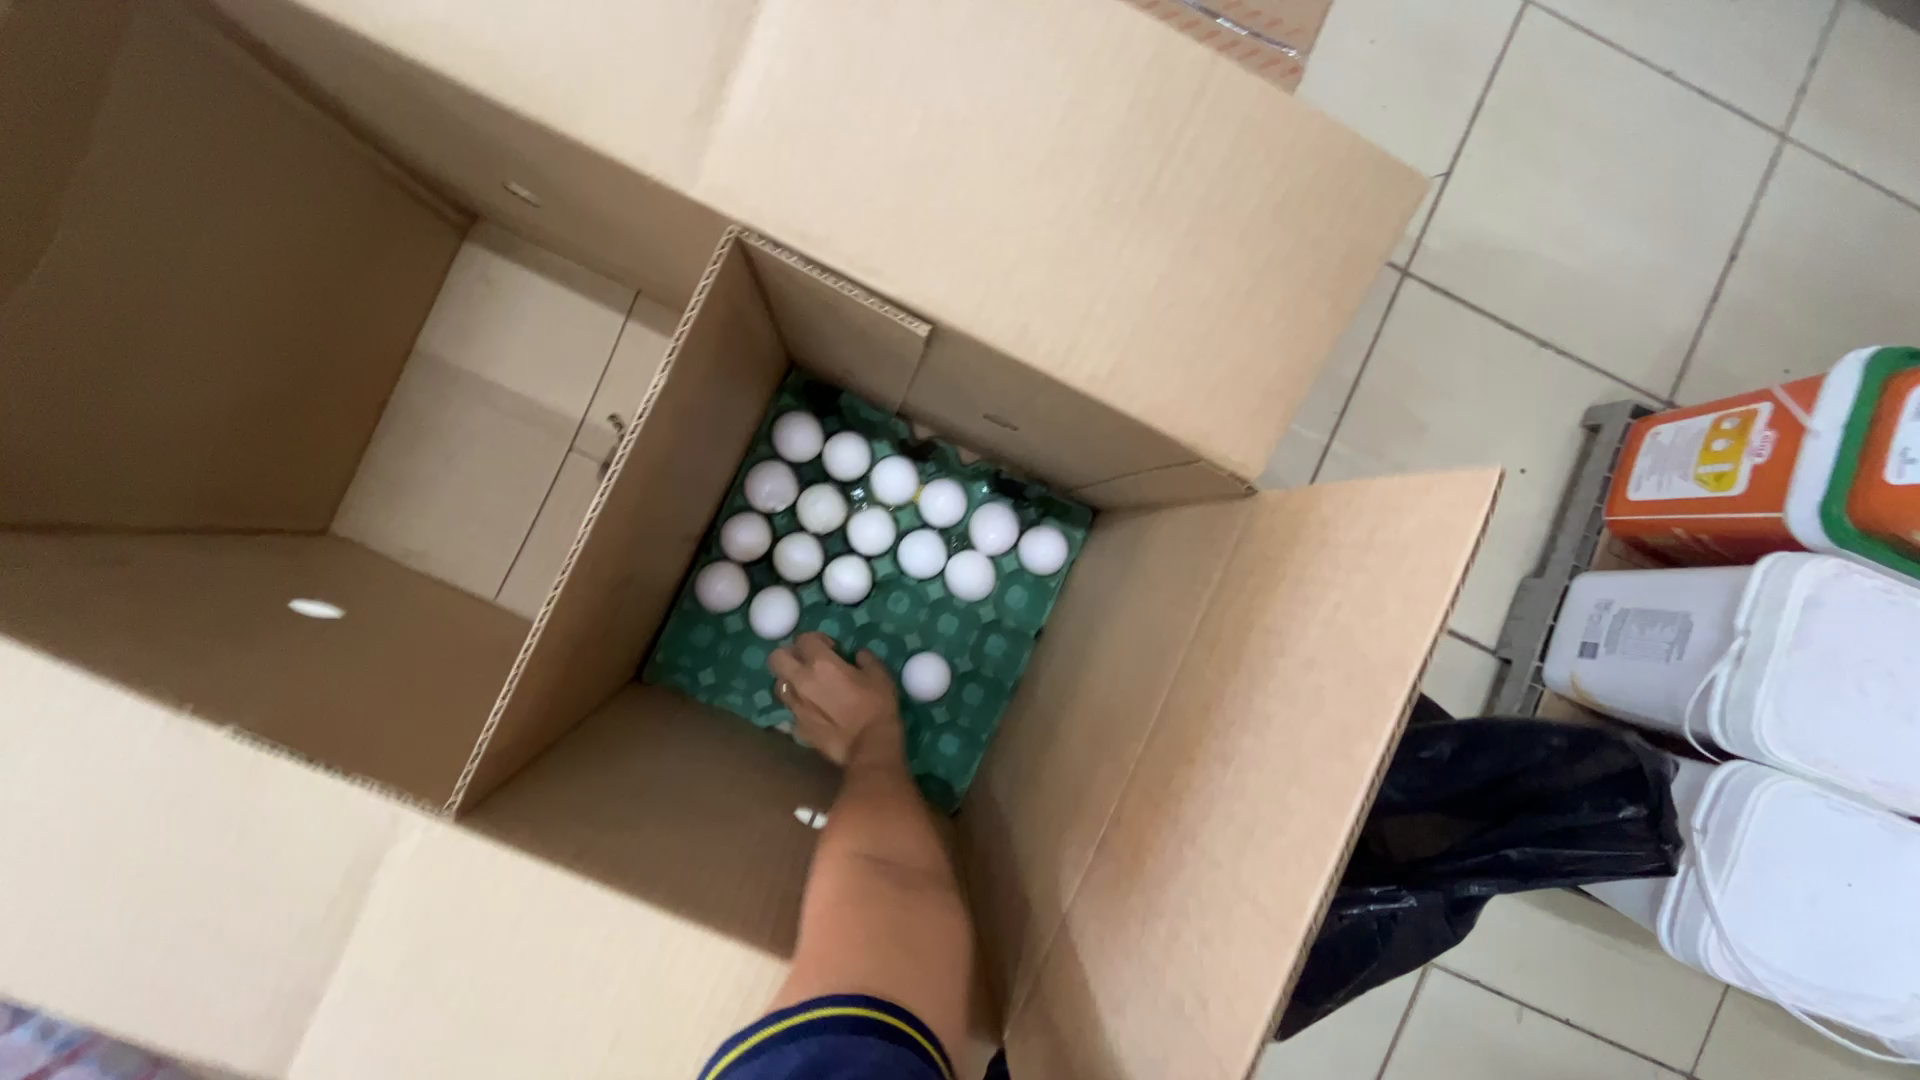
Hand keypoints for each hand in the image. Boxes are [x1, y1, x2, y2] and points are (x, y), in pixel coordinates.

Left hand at [769, 632, 903, 766]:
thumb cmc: (877, 706)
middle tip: (808, 662)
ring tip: (808, 687)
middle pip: (776, 658)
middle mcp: (801, 681)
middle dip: (790, 655)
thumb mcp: (880, 675)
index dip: (817, 639)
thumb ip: (865, 659)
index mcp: (821, 663)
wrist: (869, 747)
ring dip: (790, 681)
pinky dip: (800, 707)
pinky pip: (792, 710)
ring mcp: (795, 706)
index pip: (804, 638)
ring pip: (779, 685)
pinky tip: (816, 712)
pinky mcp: (797, 727)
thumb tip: (858, 656)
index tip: (831, 648)